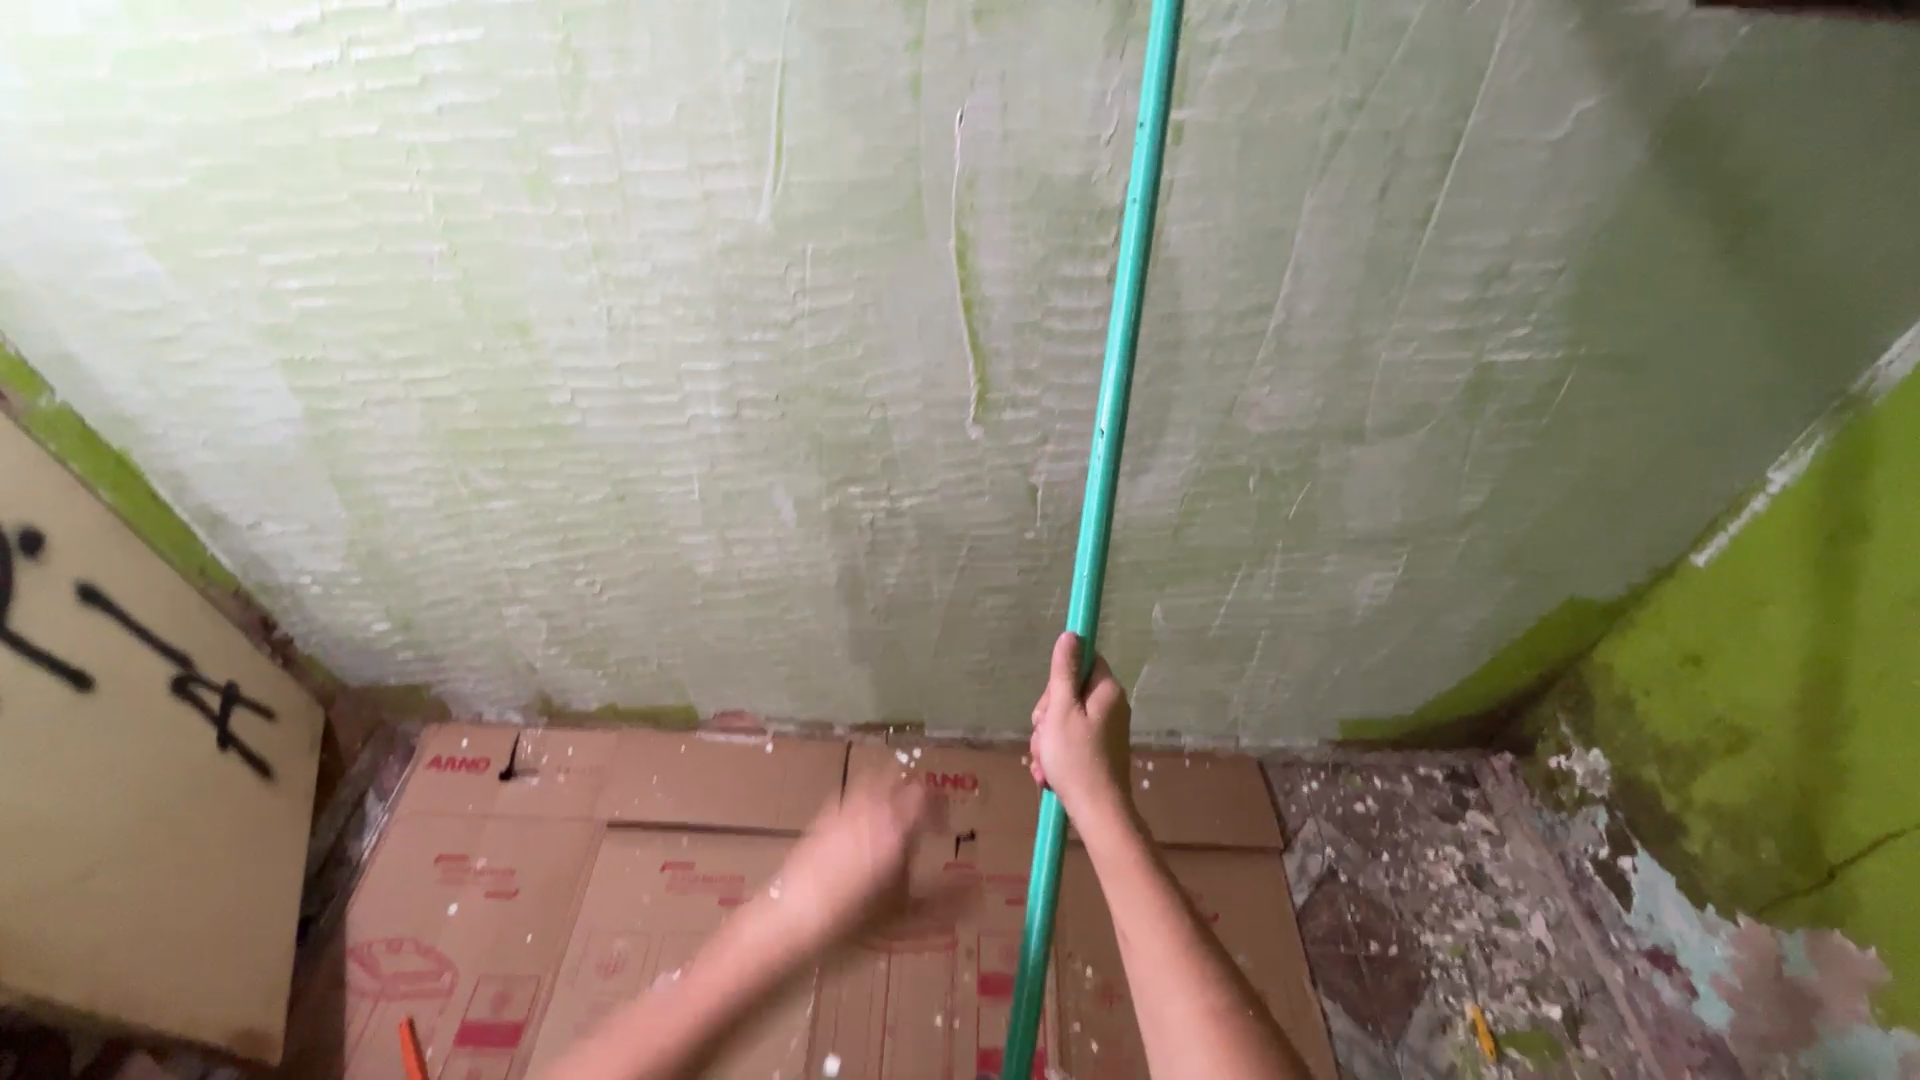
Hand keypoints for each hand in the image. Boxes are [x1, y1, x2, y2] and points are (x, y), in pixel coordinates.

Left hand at [763, 776, 946, 951]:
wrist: (791, 920)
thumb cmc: (853, 920)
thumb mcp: (905, 915)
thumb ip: (944, 900)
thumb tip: (979, 889)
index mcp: (898, 825)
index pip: (928, 794)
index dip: (940, 807)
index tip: (943, 829)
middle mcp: (873, 806)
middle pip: (901, 779)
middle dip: (915, 795)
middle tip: (922, 820)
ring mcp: (844, 807)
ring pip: (874, 779)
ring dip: (889, 791)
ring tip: (892, 819)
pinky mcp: (822, 816)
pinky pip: (849, 794)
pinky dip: (863, 801)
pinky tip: (861, 828)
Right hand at [1029, 631, 1132, 823]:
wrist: (1098, 813)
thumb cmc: (1077, 759)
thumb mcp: (1062, 711)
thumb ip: (1064, 671)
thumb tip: (1072, 634)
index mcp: (1107, 691)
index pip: (1084, 661)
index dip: (1060, 677)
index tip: (1050, 701)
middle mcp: (1111, 706)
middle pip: (1069, 692)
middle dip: (1047, 716)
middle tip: (1043, 736)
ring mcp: (1106, 730)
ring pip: (1064, 720)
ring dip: (1047, 739)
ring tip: (1044, 761)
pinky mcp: (1099, 752)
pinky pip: (1070, 742)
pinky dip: (1056, 755)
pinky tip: (1048, 773)